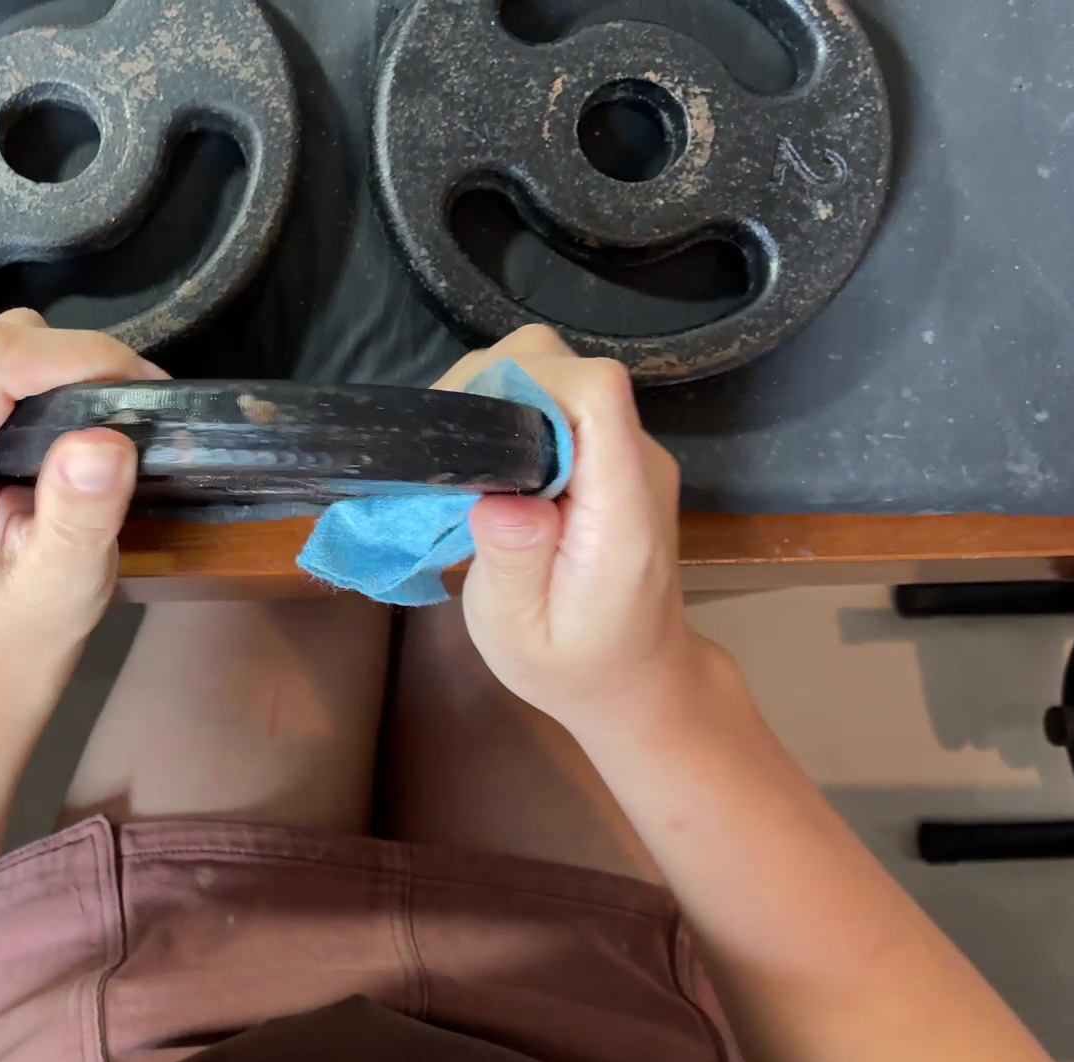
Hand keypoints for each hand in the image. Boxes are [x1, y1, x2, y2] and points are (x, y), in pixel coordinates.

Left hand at [0, 310, 167, 697]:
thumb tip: (105, 441)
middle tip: (133, 402)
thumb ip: (80, 515)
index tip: (143, 381)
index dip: (74, 357)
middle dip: (75, 360)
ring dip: (59, 365)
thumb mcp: (65, 581)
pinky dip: (40, 372)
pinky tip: (61, 417)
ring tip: (100, 416)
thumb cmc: (22, 619)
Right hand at [434, 326, 706, 730]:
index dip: (522, 381)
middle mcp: (632, 463)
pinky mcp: (605, 461)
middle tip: (439, 445)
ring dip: (493, 398)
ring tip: (450, 455)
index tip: (459, 422)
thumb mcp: (520, 632)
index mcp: (619, 506)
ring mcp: (622, 457)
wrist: (634, 680)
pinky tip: (475, 464)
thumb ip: (514, 563)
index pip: (594, 392)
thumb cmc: (571, 664)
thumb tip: (498, 500)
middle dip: (494, 385)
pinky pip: (554, 407)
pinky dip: (504, 417)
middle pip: (571, 368)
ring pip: (558, 378)